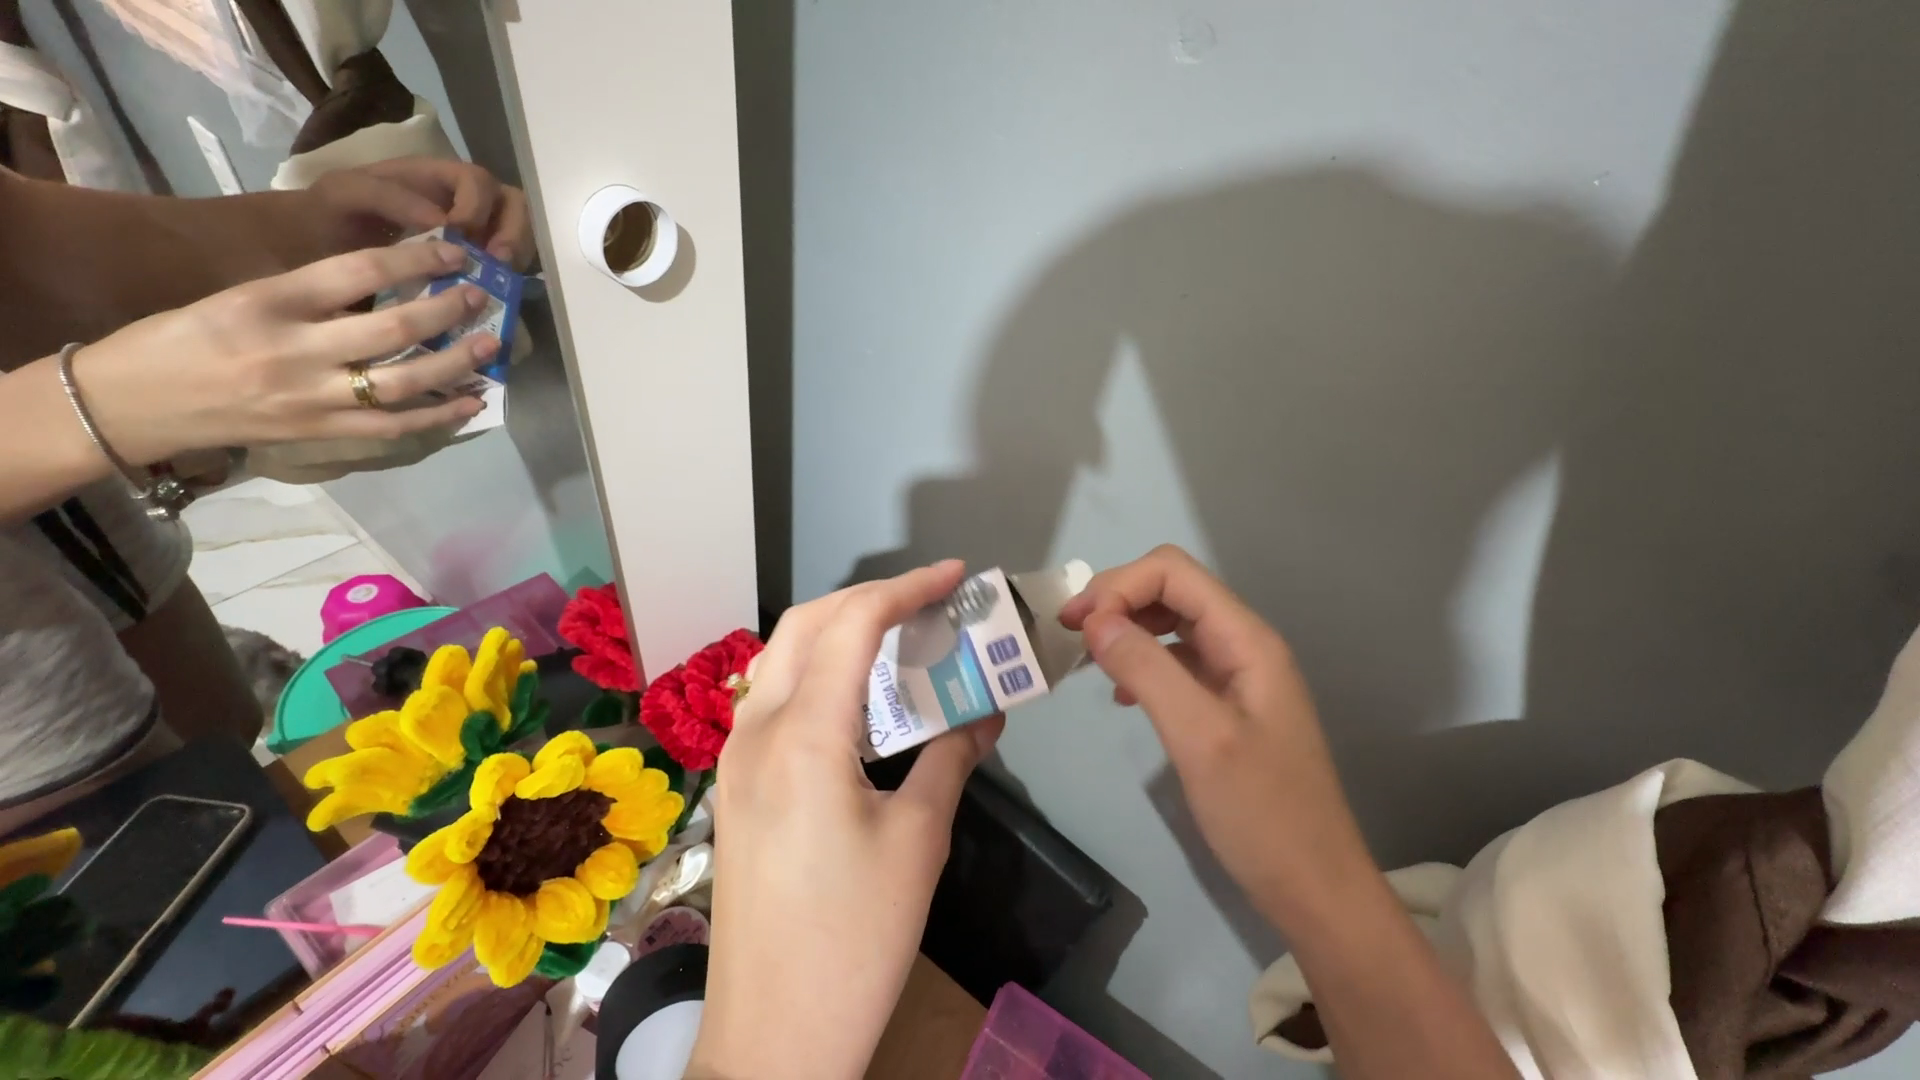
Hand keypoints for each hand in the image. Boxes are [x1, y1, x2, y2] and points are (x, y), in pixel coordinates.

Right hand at [76, 240, 499, 465]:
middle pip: (395, 328)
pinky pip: (394, 426)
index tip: (454, 254)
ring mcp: (312, 397)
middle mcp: (295, 349)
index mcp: (267, 301)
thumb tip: (389, 288)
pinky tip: (471, 403)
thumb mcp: (239, 299)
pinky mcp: (321, 434)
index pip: (358, 271)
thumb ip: (310, 296)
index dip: (416, 260)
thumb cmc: (182, 340)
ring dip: (456, 363)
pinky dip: (438, 415)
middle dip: (448, 310)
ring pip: (404, 380)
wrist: (128, 403)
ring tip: (490, 346)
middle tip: (481, 298)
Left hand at [307, 158, 534, 267]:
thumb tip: (443, 221)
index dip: (477, 209)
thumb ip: (387, 196)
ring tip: (498, 280)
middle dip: (513, 234)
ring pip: (521, 235)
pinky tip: (492, 291)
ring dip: (517, 257)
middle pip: (514, 205)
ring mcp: (478, 233)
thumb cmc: (332, 214)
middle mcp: (466, 201)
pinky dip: (510, 277)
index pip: (479, 182)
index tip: (458, 237)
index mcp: (437, 177)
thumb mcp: (345, 193)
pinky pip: (511, 265)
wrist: (319, 245)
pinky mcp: (480, 262)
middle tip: (497, 263)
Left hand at [690, 562, 1003, 1079]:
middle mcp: (756, 731)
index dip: (908, 588)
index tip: (956, 576)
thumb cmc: (855, 939)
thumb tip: (986, 713)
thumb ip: (951, 758)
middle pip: (806, 623)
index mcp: (803, 737)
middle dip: (869, 597)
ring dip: (839, 631)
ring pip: (783, 656)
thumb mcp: (919, 842)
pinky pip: (774, 697)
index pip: (853, 625)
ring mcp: (735, 757)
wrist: (773, 1033)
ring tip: (900, 638)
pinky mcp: (735, 784)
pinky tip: (860, 698)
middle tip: (929, 603)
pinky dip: (819, 672)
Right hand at [1059, 545, 1369, 918]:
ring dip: (1126, 628)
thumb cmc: (1262, 813)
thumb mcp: (1199, 738)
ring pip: (1171, 623)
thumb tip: (1094, 622)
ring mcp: (1237, 676)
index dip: (1119, 586)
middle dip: (1118, 599)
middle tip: (1069, 634)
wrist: (1313, 885)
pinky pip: (1176, 661)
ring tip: (1086, 658)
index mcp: (1246, 640)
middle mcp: (1243, 645)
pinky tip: (1121, 695)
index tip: (1075, 626)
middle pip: (1172, 589)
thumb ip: (1147, 671)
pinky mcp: (1226, 706)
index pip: (1173, 573)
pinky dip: (1141, 662)